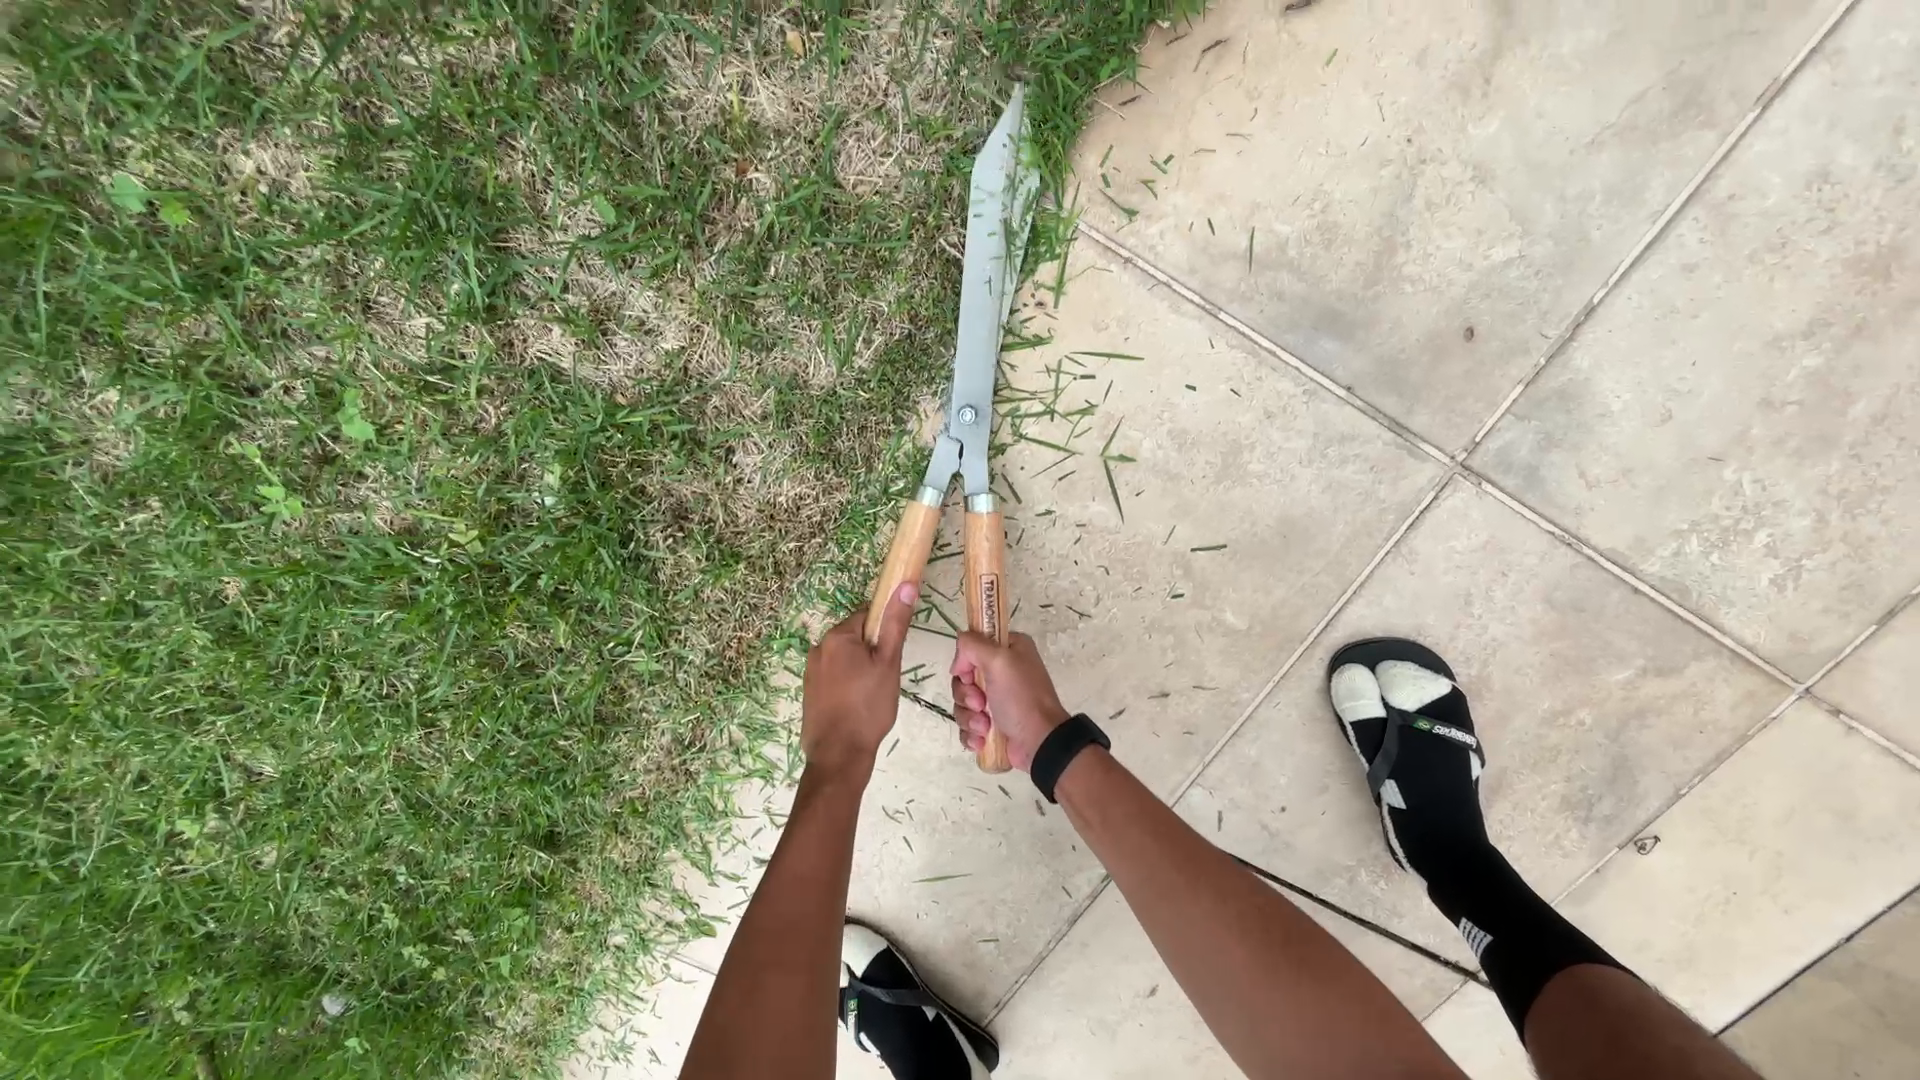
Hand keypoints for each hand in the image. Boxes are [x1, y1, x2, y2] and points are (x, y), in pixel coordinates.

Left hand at [800, 582, 916, 782]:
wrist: (839, 754)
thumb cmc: (868, 706)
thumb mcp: (889, 663)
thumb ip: (896, 623)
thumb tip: (906, 584)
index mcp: (837, 636)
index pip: (867, 616)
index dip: (884, 631)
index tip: (894, 652)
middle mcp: (818, 648)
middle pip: (855, 637)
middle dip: (872, 651)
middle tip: (887, 677)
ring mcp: (811, 671)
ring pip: (845, 659)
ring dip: (860, 668)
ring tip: (874, 694)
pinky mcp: (809, 691)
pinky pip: (834, 677)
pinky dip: (847, 684)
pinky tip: (858, 705)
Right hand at [950, 631, 1070, 772]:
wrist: (1039, 742)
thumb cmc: (1021, 698)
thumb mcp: (999, 660)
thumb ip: (973, 645)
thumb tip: (959, 660)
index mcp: (1009, 649)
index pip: (972, 647)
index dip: (965, 662)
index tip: (968, 675)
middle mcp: (1003, 671)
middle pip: (963, 677)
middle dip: (966, 695)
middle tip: (980, 704)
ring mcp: (997, 699)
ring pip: (963, 703)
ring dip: (969, 717)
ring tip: (985, 726)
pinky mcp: (992, 724)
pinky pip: (967, 724)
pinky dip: (971, 733)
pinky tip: (982, 740)